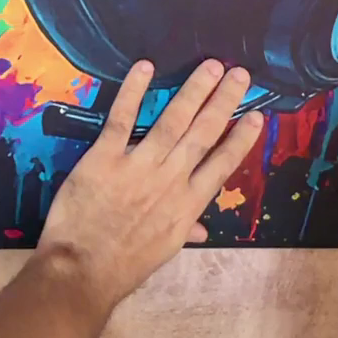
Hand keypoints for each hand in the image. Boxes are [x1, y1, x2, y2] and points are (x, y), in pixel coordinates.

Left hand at [36, 59, 264, 310]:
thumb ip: (185, 230)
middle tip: (240, 74)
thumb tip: (204, 227)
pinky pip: (122, 119)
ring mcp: (138, 166)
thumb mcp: (163, 250)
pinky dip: (134, 91)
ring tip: (211, 66)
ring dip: (193, 91)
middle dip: (223, 101)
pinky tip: (146, 67)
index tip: (255, 115)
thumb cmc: (123, 266)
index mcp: (187, 205)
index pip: (222, 165)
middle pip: (203, 133)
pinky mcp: (105, 158)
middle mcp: (170, 180)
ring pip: (172, 121)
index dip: (240, 139)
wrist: (82, 271)